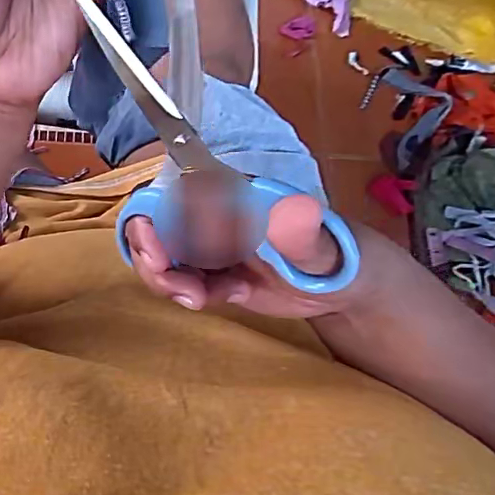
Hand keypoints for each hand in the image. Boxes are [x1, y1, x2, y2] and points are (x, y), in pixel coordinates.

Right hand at [125, 192, 398, 318]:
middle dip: (154, 260)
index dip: (152, 219)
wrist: (342, 286)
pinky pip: (180, 280)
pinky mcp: (211, 272)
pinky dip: (189, 294)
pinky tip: (228, 296)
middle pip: (156, 226)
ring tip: (199, 300)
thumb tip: (288, 215)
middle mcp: (214, 214)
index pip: (175, 194)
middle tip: (180, 290)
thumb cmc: (337, 256)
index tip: (158, 255)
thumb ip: (301, 236)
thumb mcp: (322, 249)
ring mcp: (210, 243)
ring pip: (162, 256)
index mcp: (235, 194)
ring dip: (168, 282)